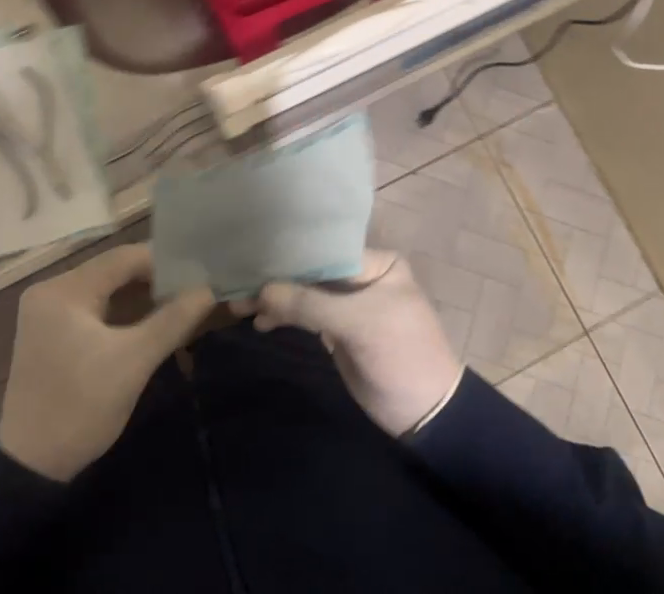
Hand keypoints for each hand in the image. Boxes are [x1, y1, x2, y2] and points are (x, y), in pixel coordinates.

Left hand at [0, 245, 214, 481]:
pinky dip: (120, 312)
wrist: (31, 463)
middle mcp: (50, 290)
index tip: (200, 272)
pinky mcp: (49, 333)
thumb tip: (209, 289)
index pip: (122, 257)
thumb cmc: (82, 407)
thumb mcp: (134, 362)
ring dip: (139, 296)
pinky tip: (149, 321)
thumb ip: (173, 320)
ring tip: (181, 302)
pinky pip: (92, 309)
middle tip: (196, 288)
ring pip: (103, 290)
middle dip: (154, 279)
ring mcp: (46, 312)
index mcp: (64, 290)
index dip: (164, 261)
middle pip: (111, 271)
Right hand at [236, 250, 462, 436]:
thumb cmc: (401, 355)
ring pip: (305, 294)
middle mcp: (363, 277)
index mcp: (378, 263)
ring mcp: (350, 304)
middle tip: (238, 290)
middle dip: (277, 280)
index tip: (251, 261)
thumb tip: (261, 290)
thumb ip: (310, 304)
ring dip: (275, 300)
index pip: (325, 249)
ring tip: (241, 309)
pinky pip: (306, 315)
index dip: (289, 256)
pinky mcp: (339, 330)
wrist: (425, 413)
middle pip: (312, 272)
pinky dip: (283, 316)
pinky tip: (261, 321)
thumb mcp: (358, 323)